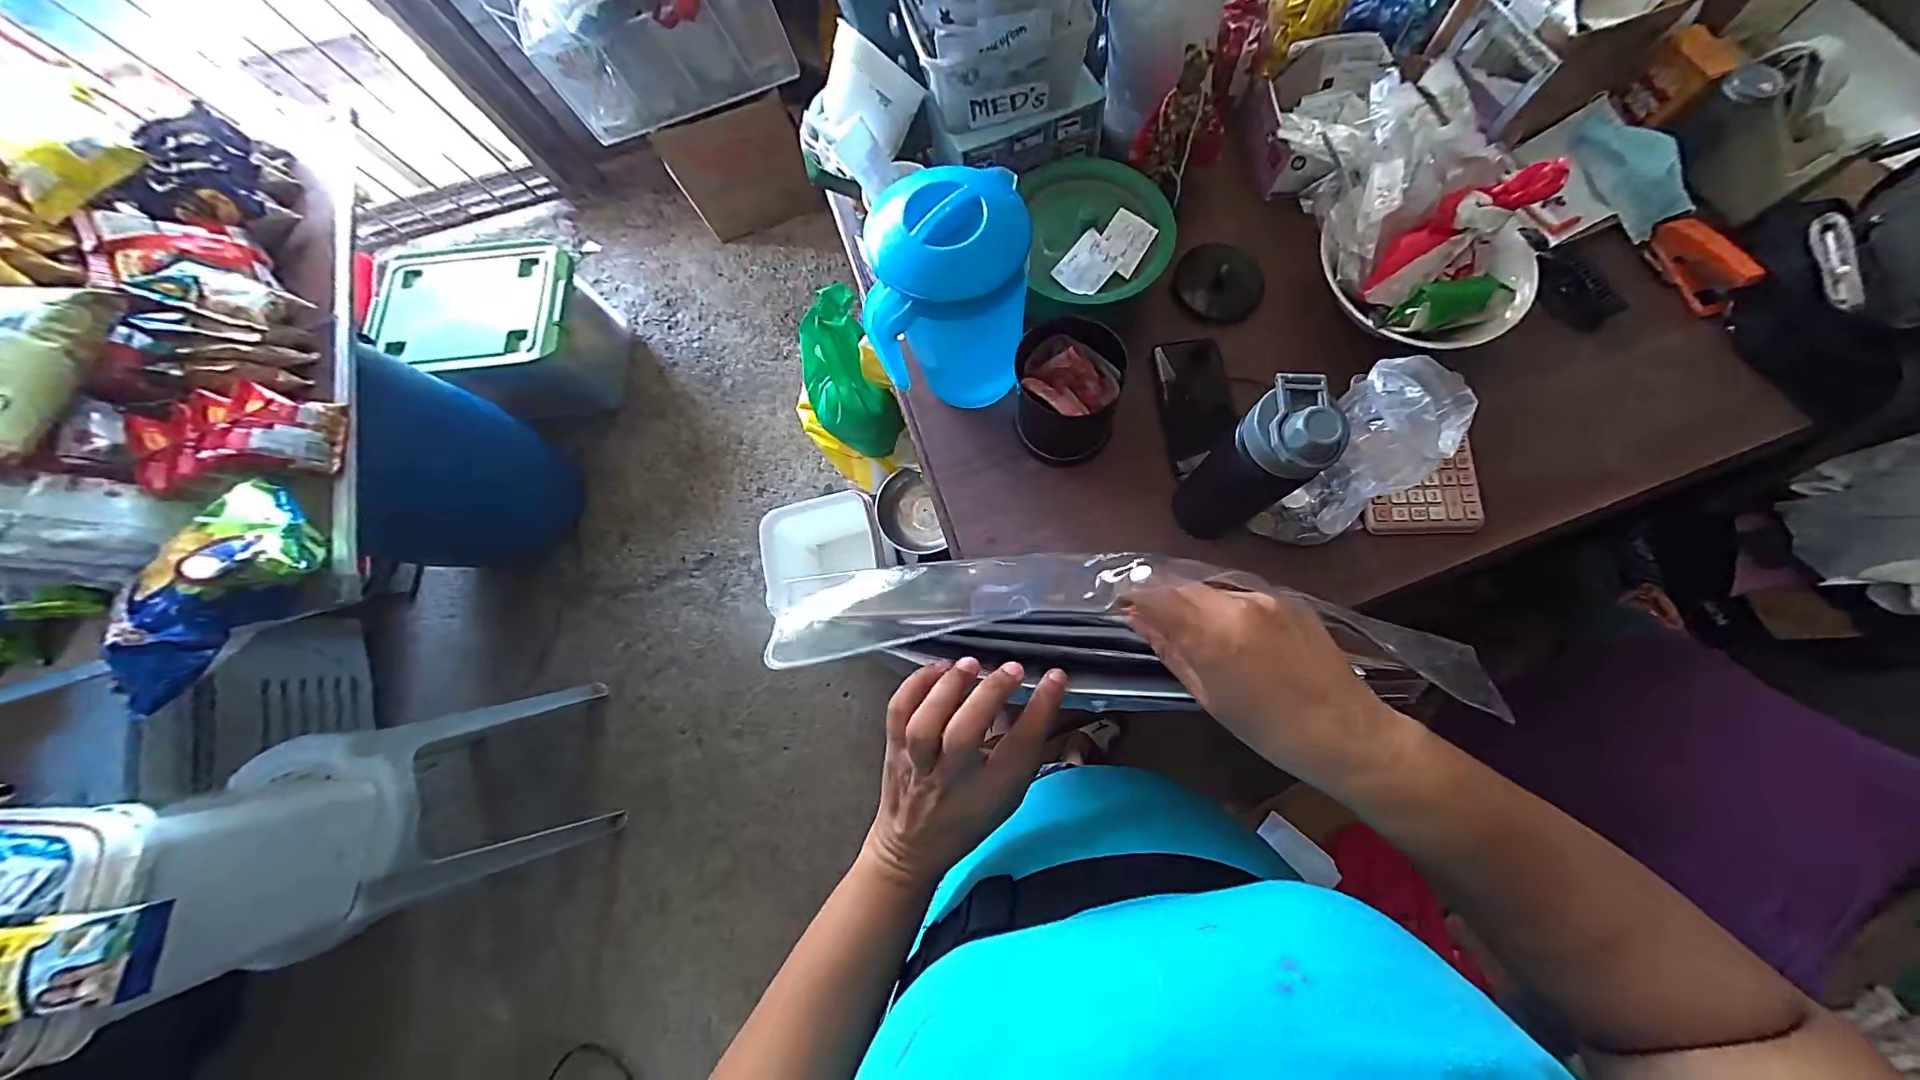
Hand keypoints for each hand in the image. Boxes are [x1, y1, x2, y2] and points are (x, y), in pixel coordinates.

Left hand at [861, 658, 1065, 890]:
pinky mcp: (894, 749)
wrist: (912, 849)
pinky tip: (939, 669)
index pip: (1020, 747)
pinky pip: (898, 712)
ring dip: (949, 687)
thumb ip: (1024, 749)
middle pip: (965, 733)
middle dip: (990, 694)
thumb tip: (1042, 696)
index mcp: (989, 792)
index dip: (1041, 708)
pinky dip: (916, 684)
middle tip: (1011, 670)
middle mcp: (950, 778)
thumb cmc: (968, 818)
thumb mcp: (1008, 793)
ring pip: (925, 724)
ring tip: (971, 664)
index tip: (1053, 678)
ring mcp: (916, 764)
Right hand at [1121, 585, 1405, 783]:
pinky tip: (1228, 631)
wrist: (1346, 732)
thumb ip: (1171, 651)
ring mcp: (1267, 598)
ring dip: (1192, 601)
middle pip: (1182, 586)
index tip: (1121, 605)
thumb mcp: (1208, 695)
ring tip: (1190, 628)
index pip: (1157, 596)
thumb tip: (1138, 621)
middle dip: (1161, 597)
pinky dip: (1222, 605)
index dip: (1134, 596)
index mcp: (1214, 634)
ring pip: (1211, 588)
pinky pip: (1240, 593)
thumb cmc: (1268, 728)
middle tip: (1149, 617)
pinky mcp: (1288, 599)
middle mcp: (1239, 604)